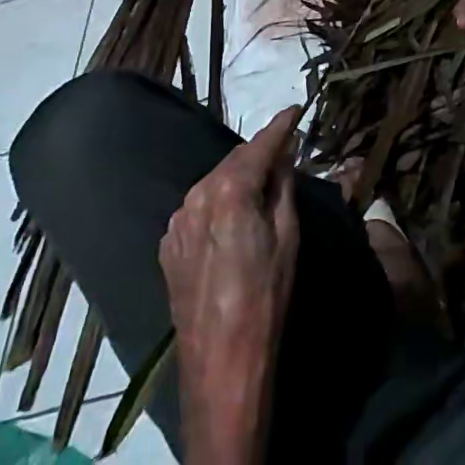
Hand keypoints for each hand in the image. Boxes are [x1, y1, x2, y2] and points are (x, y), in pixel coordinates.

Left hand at [161, 106, 301, 464]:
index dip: (280, 125)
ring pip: (213, 183)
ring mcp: (177, 220)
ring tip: (259, 185)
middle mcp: (196, 194)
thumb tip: (283, 158)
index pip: (260, 145)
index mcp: (229, 189)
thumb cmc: (265, 294)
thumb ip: (282, 189)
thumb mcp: (287, 236)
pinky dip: (217, 203)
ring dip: (237, 178)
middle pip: (233, 161)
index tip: (295, 109)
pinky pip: (197, 209)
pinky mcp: (168, 244)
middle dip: (258, 153)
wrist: (221, 356)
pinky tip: (231, 219)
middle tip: (284, 150)